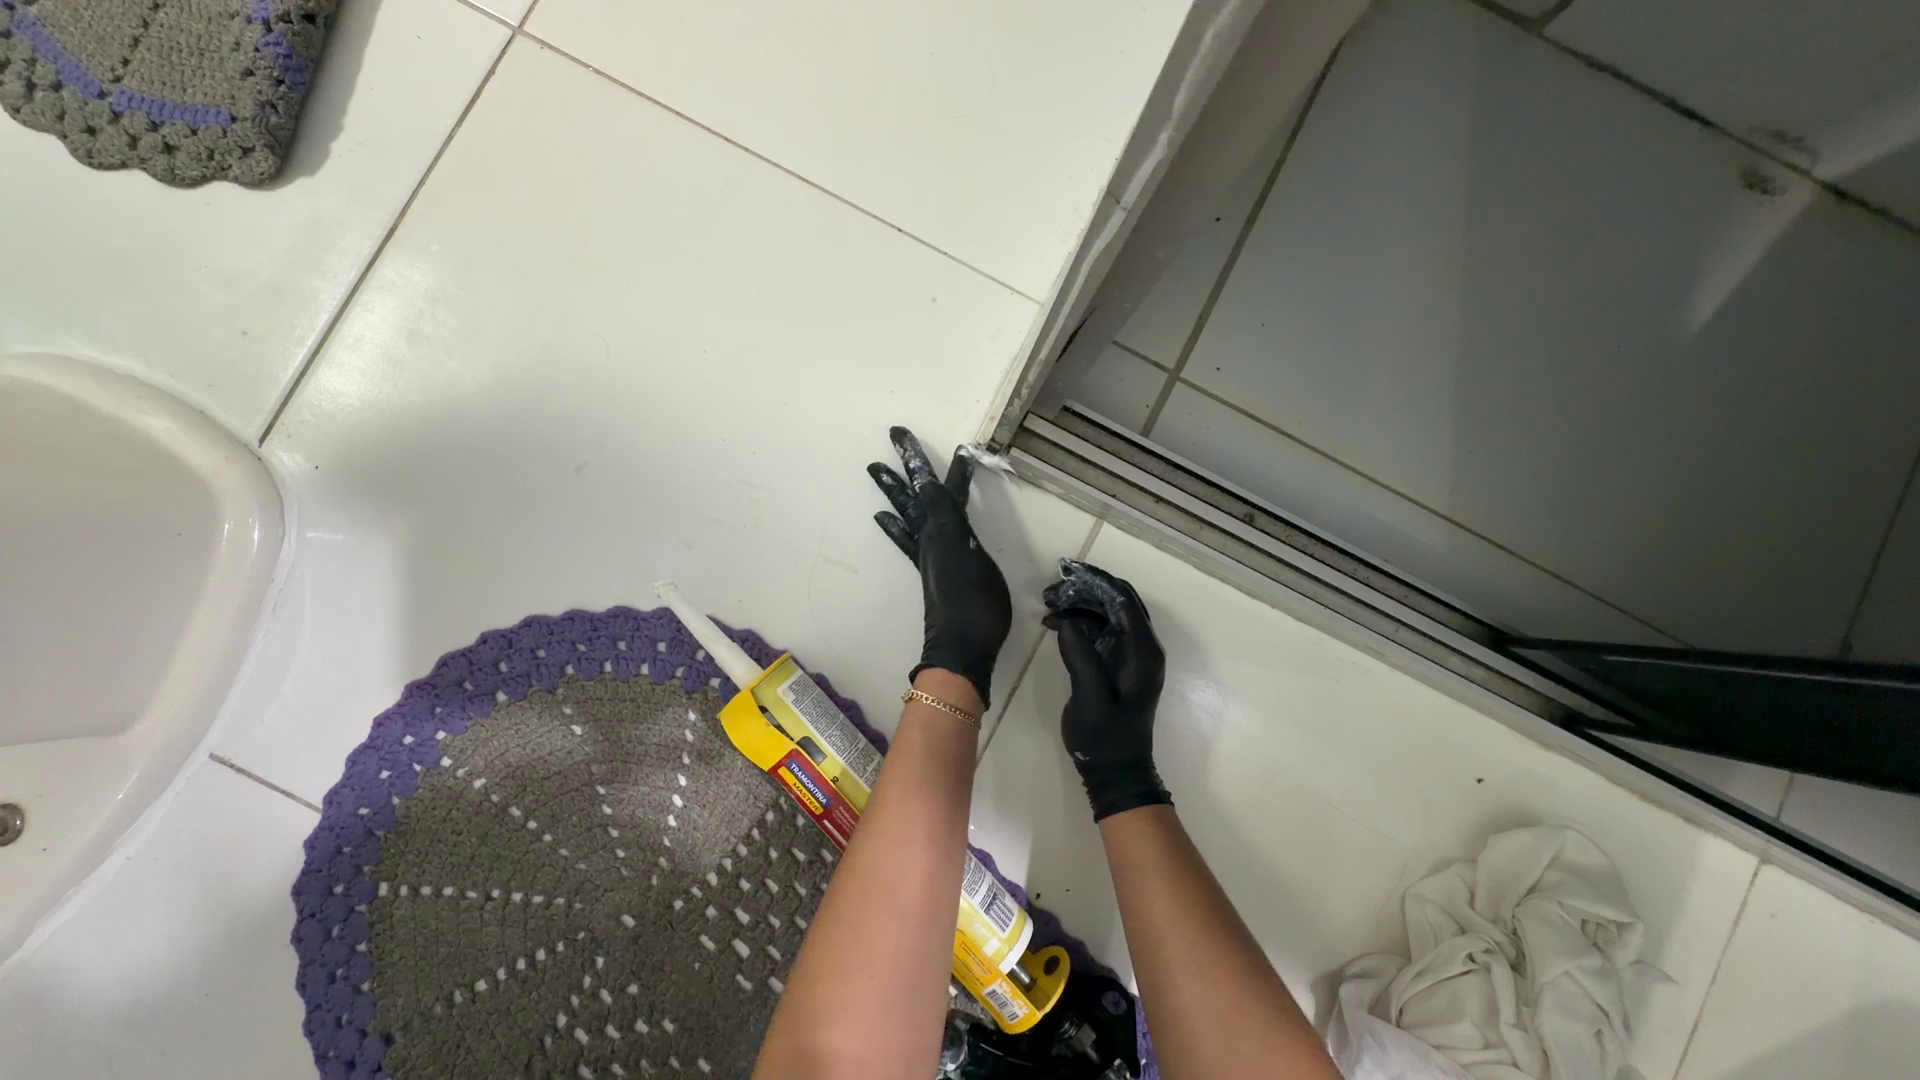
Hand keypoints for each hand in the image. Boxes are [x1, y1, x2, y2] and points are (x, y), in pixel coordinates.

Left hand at [869, 427, 1011, 707]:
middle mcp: (932, 538)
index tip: (955, 443)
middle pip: (918, 493)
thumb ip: (947, 519)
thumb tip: (928, 487)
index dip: (943, 464)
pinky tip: (882, 517)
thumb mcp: (968, 559)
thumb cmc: (976, 607)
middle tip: (897, 434)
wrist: (963, 649)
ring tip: (878, 468)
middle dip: (910, 463)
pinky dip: (896, 525)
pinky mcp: (930, 571)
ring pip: (910, 511)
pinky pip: (908, 539)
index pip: (940, 488)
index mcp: (944, 532)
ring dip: (898, 488)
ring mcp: (929, 554)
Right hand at [1043, 559, 1170, 820]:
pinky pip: (1102, 629)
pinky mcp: (1118, 663)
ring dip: (1080, 604)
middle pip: (1117, 601)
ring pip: (1108, 613)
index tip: (1065, 572)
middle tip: (1050, 591)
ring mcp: (1131, 655)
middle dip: (1084, 590)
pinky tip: (1054, 623)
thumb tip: (1067, 621)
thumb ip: (1080, 655)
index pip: (1123, 600)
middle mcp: (1143, 647)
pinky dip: (1080, 622)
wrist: (1115, 772)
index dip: (1096, 580)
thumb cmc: (1105, 737)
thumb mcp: (1089, 696)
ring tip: (1047, 605)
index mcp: (1143, 651)